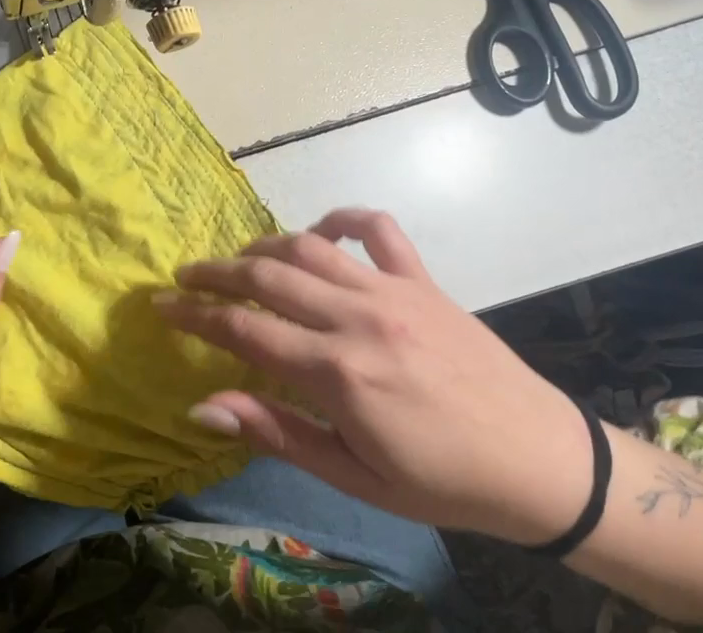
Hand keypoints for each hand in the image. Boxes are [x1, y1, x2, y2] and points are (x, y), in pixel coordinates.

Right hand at [155, 209, 591, 545]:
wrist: (542, 464)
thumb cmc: (441, 482)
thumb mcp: (353, 476)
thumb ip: (276, 432)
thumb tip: (202, 404)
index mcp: (337, 373)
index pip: (243, 330)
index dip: (194, 315)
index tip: (161, 306)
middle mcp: (357, 319)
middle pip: (266, 277)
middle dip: (214, 273)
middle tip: (183, 276)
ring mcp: (393, 292)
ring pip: (308, 247)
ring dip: (262, 247)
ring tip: (237, 260)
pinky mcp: (424, 281)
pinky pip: (378, 229)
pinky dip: (341, 220)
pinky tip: (319, 233)